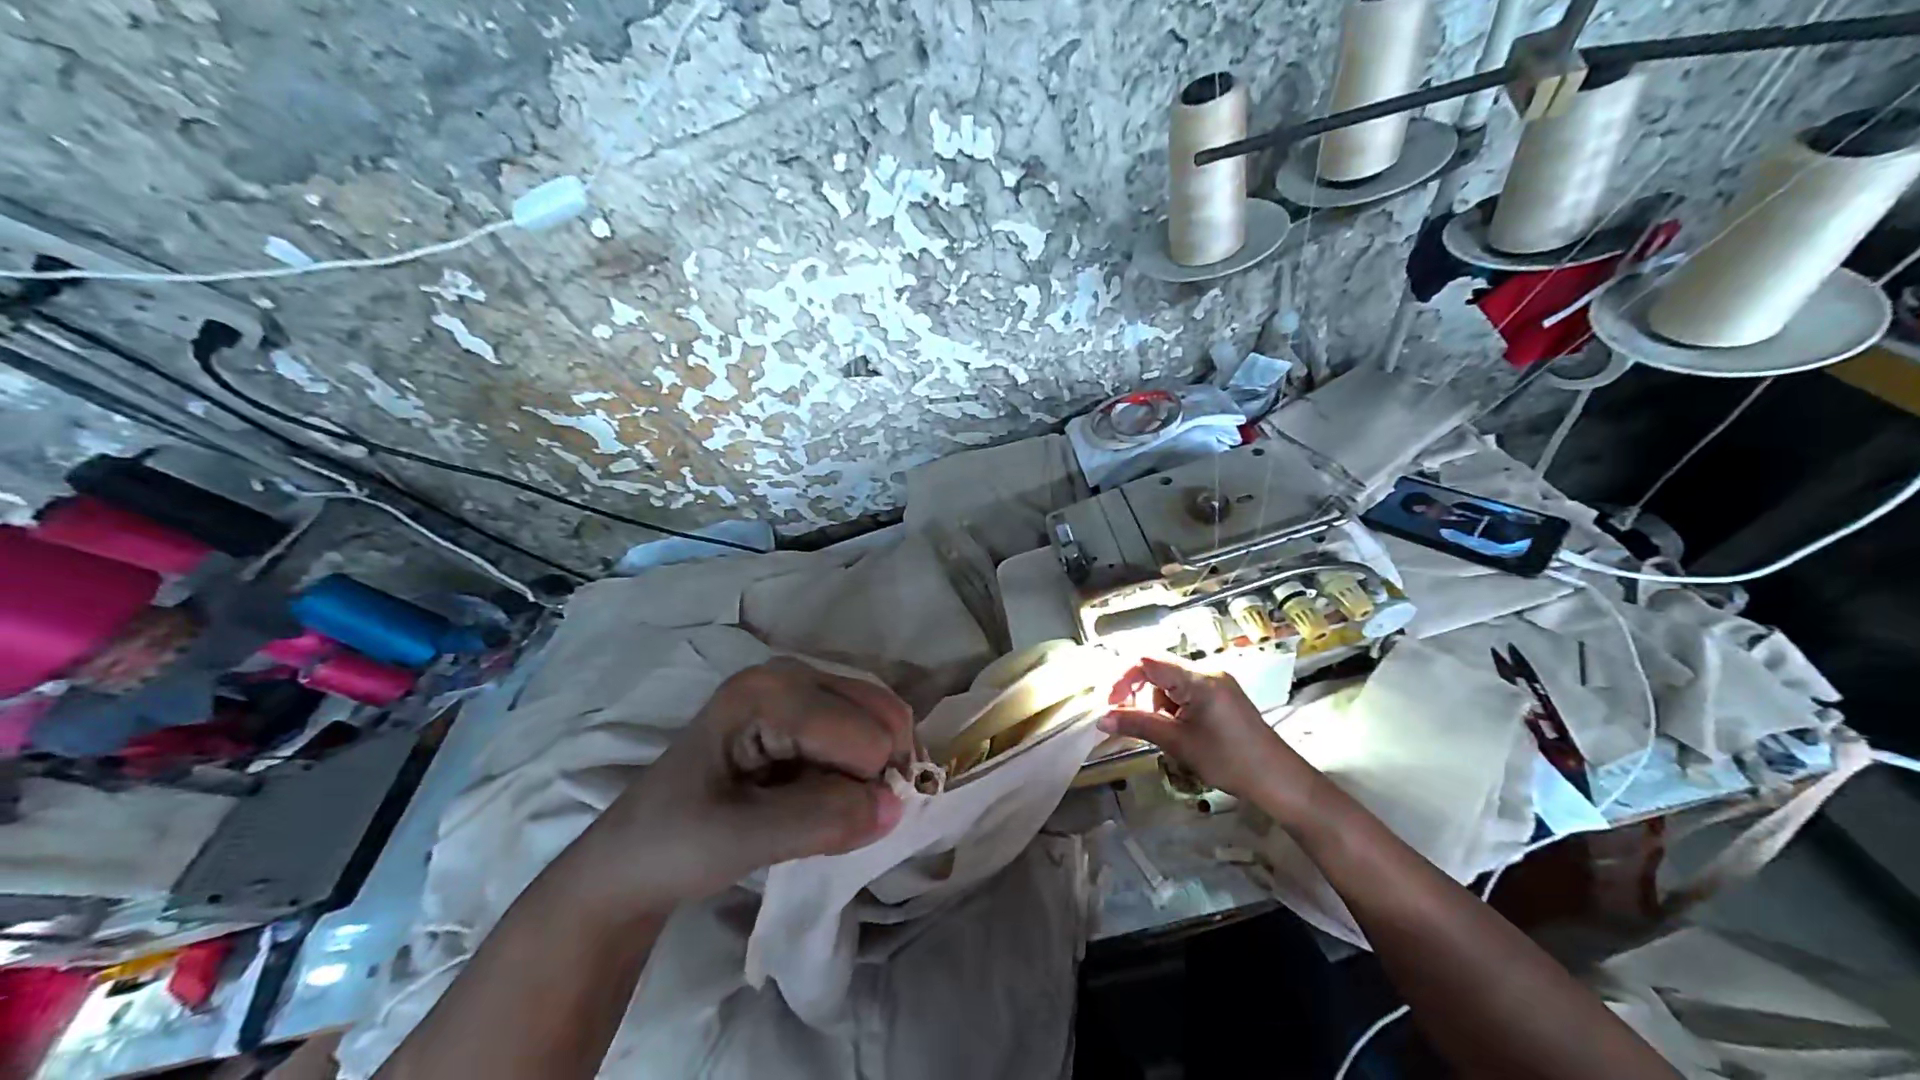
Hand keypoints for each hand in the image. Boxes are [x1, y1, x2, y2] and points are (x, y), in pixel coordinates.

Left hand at [567, 658, 911, 913]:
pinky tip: (826, 794)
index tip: (830, 827)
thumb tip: (897, 806)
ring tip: (830, 809)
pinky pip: (862, 730)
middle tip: (842, 818)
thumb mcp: (741, 841)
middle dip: (879, 771)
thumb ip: (822, 820)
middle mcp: (788, 674)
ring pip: (878, 720)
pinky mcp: (801, 710)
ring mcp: (795, 688)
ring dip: (872, 771)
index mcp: (767, 692)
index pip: (863, 735)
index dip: (863, 787)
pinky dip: (862, 768)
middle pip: (880, 713)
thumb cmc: (674, 845)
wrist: (632, 861)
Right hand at [1099, 655, 1321, 812]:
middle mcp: (1207, 672)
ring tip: (1165, 733)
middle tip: (1126, 718)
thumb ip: (1137, 724)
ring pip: (1169, 682)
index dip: (1123, 679)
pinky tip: (1179, 730)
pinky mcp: (1222, 695)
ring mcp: (1216, 683)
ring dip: (1157, 703)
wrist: (1278, 779)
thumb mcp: (1178, 743)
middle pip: (1157, 668)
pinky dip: (1173, 707)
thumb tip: (1101, 718)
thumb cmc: (1229, 760)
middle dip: (1138, 692)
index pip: (1147, 661)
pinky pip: (1185, 691)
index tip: (1110, 704)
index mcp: (1198, 679)